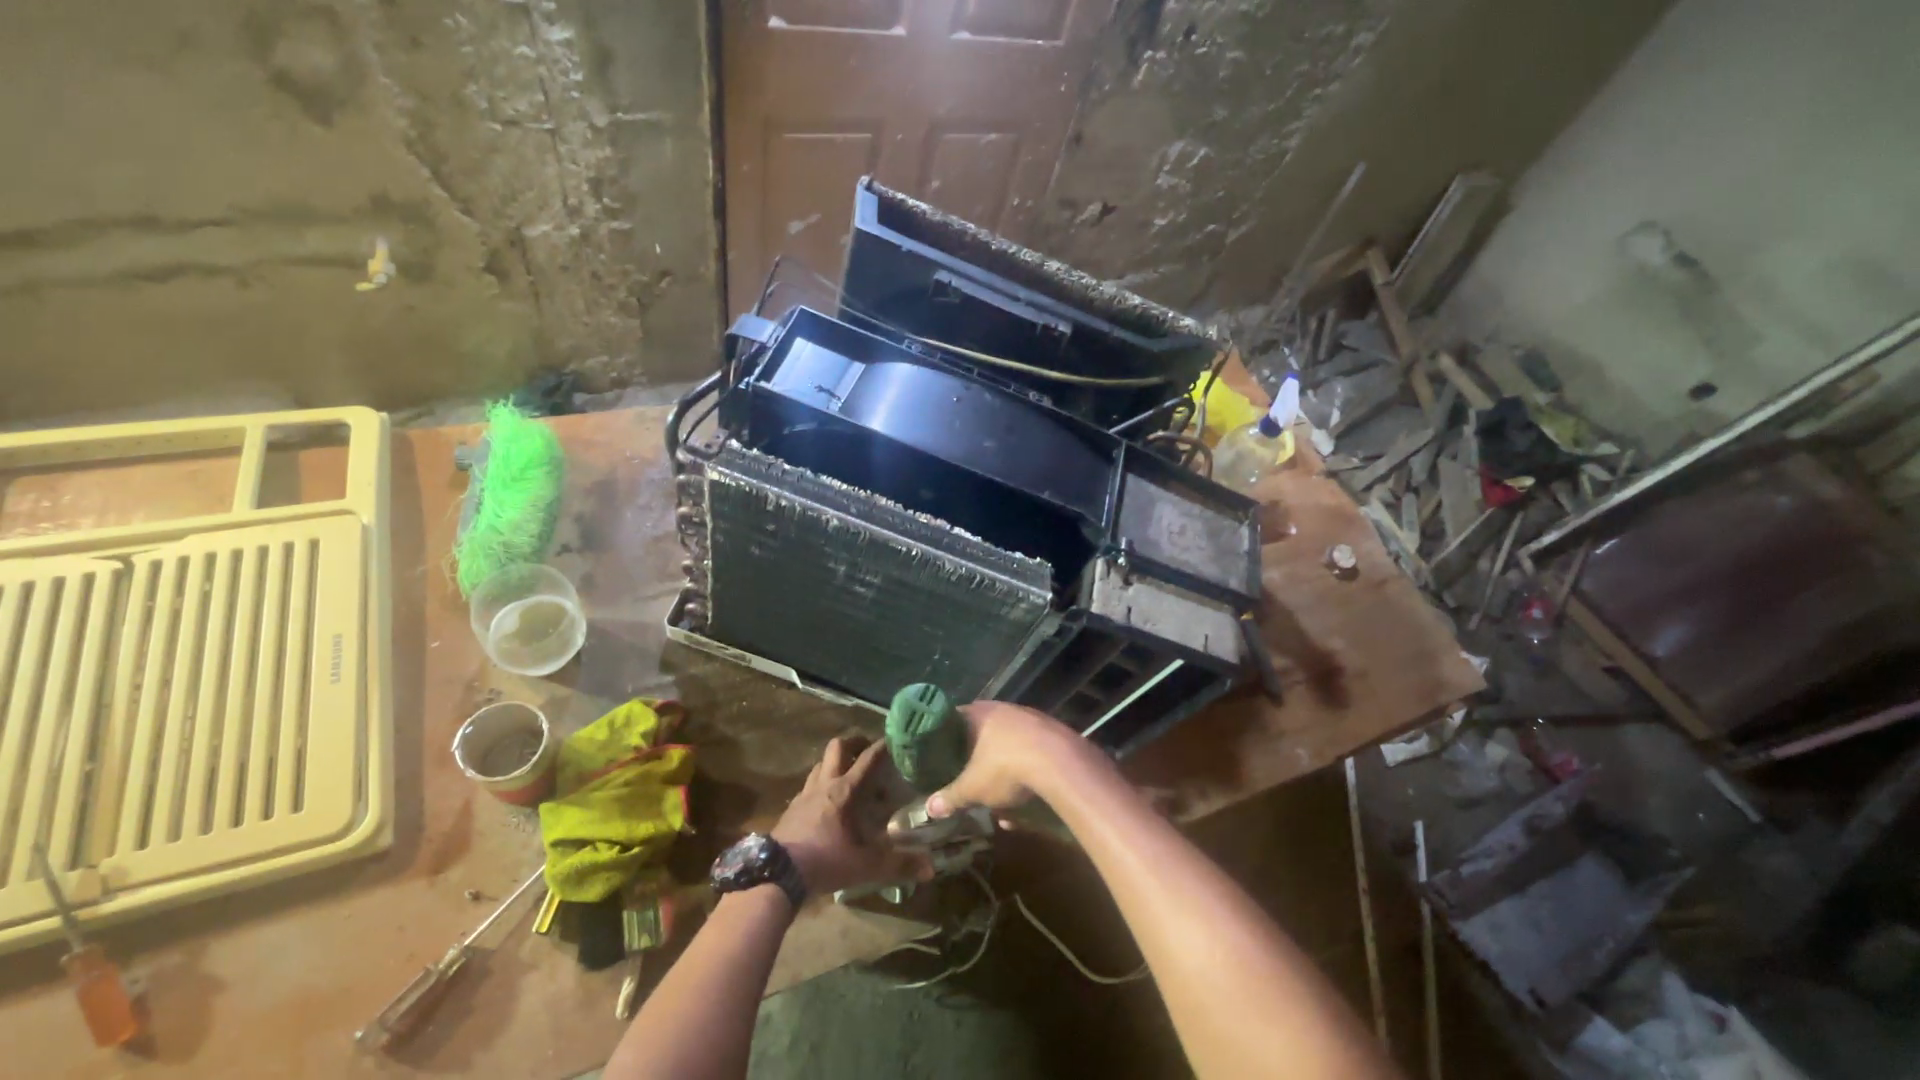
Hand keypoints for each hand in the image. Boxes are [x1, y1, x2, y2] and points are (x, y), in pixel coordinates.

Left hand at [772, 736, 931, 894]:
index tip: (896, 739)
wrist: (777, 873)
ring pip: (820, 764)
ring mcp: (804, 795)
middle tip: (866, 751)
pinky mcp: (791, 808)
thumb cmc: (826, 861)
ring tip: (847, 775)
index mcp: (845, 791)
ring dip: (834, 763)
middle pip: (837, 748)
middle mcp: (824, 785)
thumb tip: (931, 867)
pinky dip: (820, 785)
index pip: (868, 758)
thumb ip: (899, 864)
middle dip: (854, 743)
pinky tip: (826, 803)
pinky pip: (808, 786)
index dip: (884, 746)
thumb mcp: (867, 865)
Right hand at [924, 702, 1101, 819]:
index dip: (944, 734)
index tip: (939, 751)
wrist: (1060, 763)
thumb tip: (929, 809)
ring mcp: (1032, 719)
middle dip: (975, 756)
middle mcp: (1005, 710)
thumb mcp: (973, 788)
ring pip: (1009, 743)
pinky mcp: (1054, 733)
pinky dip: (1025, 772)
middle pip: (982, 730)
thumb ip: (950, 797)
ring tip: (998, 796)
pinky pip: (1031, 752)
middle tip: (967, 774)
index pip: (953, 717)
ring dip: (1002, 768)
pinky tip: (1025, 799)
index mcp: (980, 714)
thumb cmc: (1005, 768)